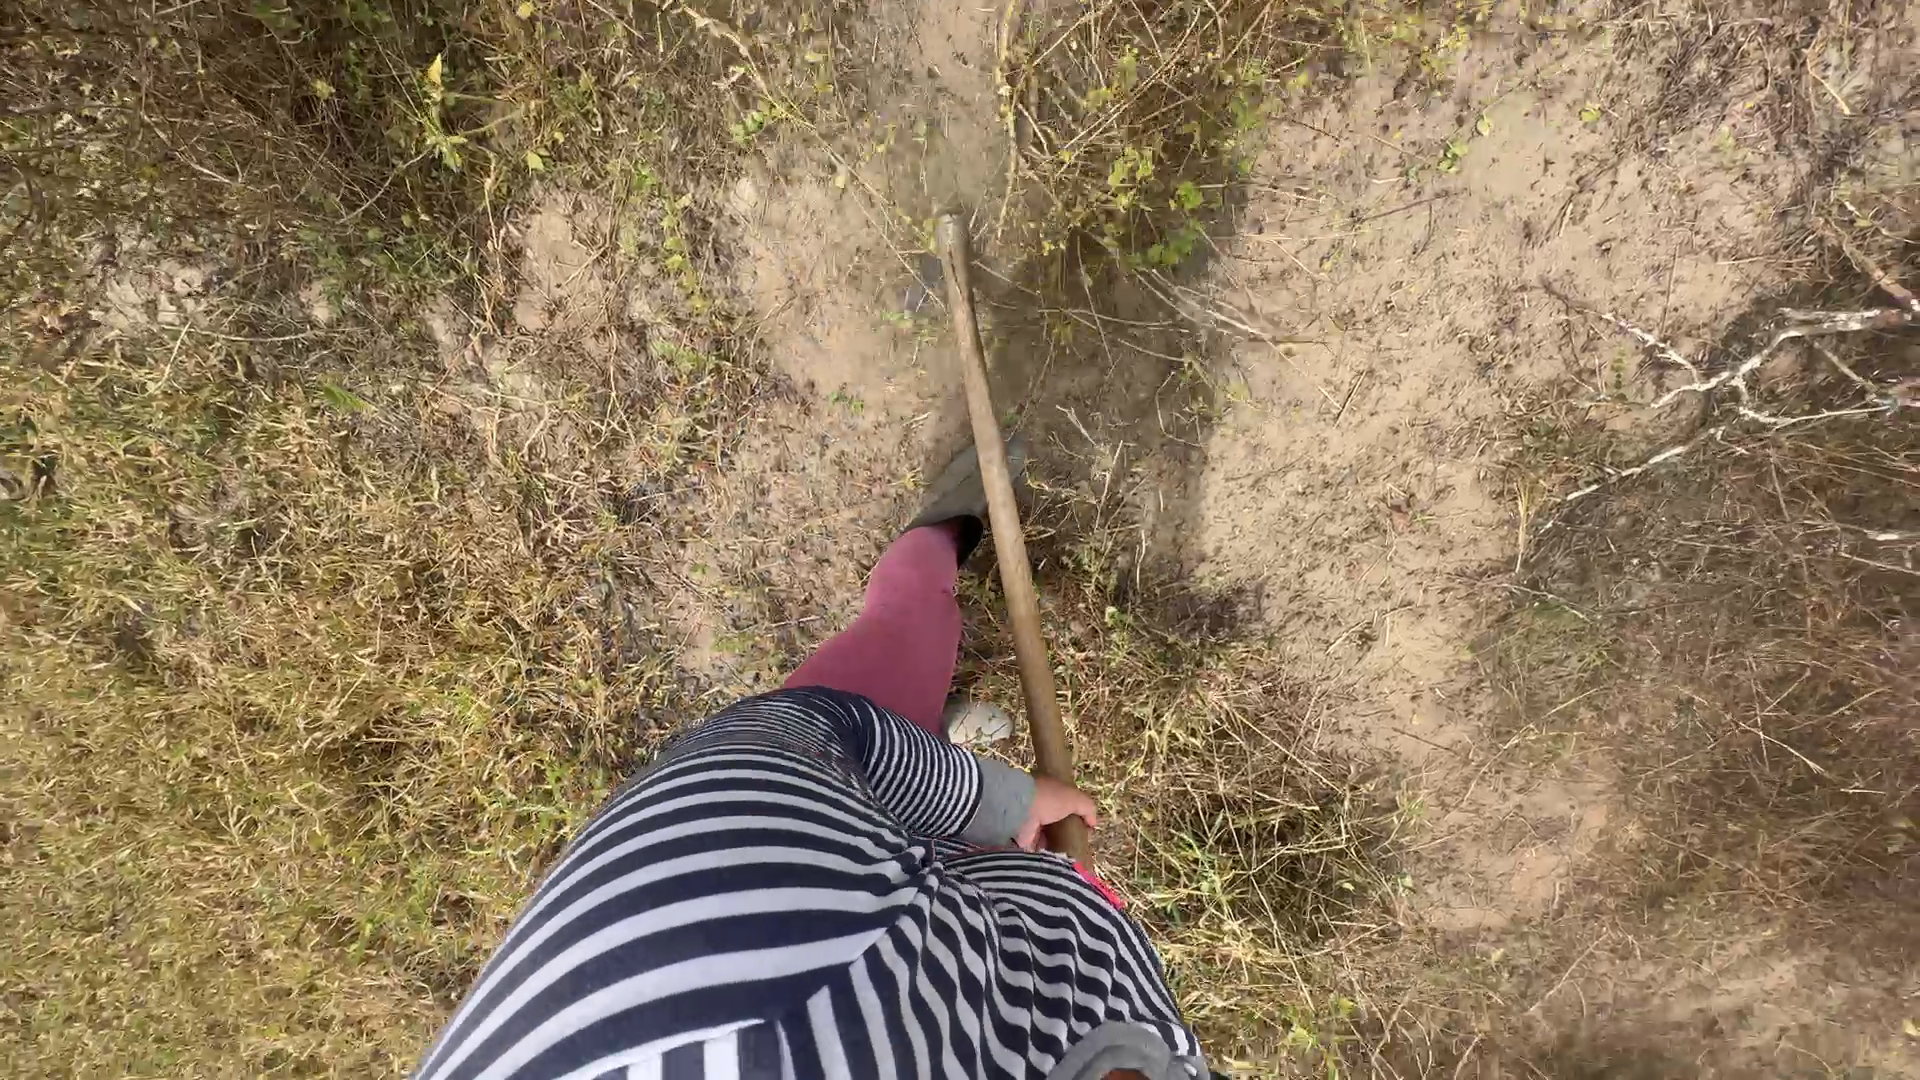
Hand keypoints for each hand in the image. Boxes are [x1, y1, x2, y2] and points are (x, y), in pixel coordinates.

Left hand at [1015, 775, 1099, 851]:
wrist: (1019, 809)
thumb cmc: (1048, 798)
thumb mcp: (1074, 797)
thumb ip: (1087, 807)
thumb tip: (1093, 823)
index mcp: (1049, 790)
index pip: (1064, 802)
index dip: (1075, 814)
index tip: (1085, 828)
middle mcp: (1038, 805)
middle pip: (1056, 821)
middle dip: (1066, 833)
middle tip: (1079, 845)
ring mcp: (1030, 822)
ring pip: (1047, 837)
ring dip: (1057, 846)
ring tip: (1072, 858)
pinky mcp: (1023, 839)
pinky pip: (1038, 849)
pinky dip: (1047, 856)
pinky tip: (1059, 863)